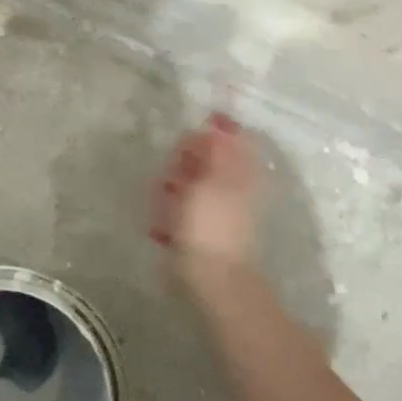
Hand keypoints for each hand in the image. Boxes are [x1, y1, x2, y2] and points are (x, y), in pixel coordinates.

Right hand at [149, 112, 263, 287]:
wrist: (213, 281)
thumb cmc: (210, 228)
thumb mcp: (211, 179)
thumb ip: (216, 148)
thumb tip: (221, 119)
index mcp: (240, 171)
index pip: (226, 138)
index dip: (203, 137)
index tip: (185, 146)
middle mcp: (230, 187)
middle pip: (200, 161)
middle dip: (179, 168)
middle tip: (172, 182)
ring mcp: (214, 210)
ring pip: (184, 187)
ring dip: (168, 195)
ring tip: (164, 211)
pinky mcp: (199, 232)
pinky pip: (177, 213)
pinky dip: (168, 218)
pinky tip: (162, 229)